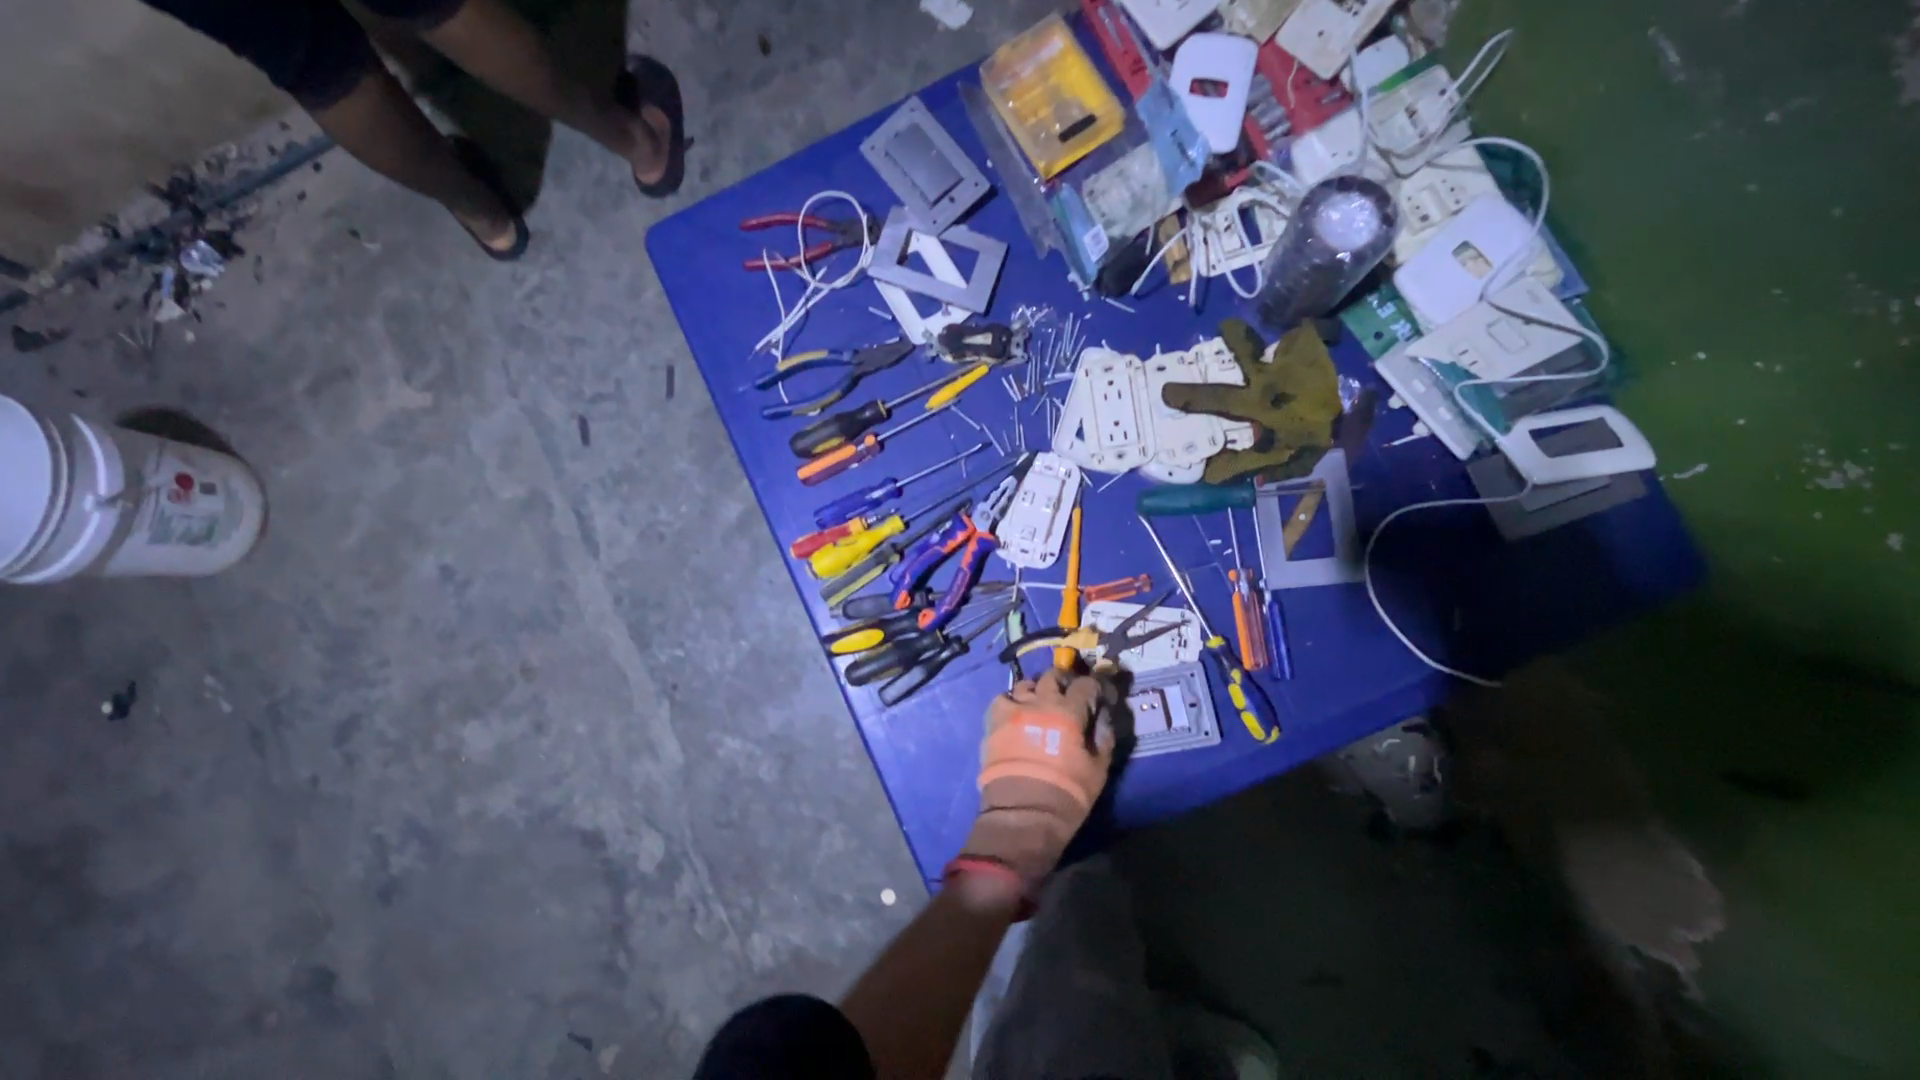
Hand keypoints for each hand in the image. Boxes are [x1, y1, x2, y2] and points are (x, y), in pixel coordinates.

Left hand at [962, 670, 1117, 879]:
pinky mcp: (993, 719)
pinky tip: (1016, 714)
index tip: (1096, 695)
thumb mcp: (1099, 768)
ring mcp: (1014, 707)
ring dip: (1036, 691)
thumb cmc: (1067, 792)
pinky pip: (1003, 698)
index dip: (1094, 687)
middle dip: (1063, 683)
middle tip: (1067, 696)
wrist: (1022, 812)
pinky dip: (1012, 701)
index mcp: (1069, 711)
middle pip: (1052, 676)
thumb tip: (1103, 715)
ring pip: (1026, 684)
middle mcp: (1041, 701)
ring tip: (1038, 705)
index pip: (1085, 684)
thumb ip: (1103, 735)